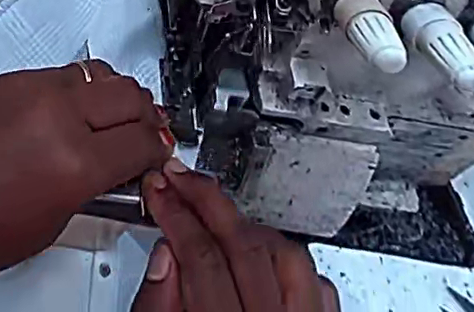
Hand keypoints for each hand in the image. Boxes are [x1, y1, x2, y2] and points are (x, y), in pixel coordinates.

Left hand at [0, 60, 171, 298]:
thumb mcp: (46, 226)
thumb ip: (91, 189)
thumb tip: (114, 174)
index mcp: (72, 160)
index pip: (142, 141)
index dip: (159, 151)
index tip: (160, 157)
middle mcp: (55, 112)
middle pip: (129, 95)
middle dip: (146, 117)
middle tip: (148, 136)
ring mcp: (30, 88)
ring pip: (97, 74)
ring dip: (115, 95)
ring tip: (114, 120)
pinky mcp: (10, 78)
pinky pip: (62, 74)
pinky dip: (79, 88)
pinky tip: (74, 112)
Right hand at [134, 162, 339, 311]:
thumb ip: (156, 308)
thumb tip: (164, 252)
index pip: (203, 257)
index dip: (174, 212)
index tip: (157, 188)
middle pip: (246, 245)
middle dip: (205, 199)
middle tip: (178, 175)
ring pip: (287, 256)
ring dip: (246, 223)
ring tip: (214, 210)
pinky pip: (316, 285)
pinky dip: (285, 258)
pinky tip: (258, 249)